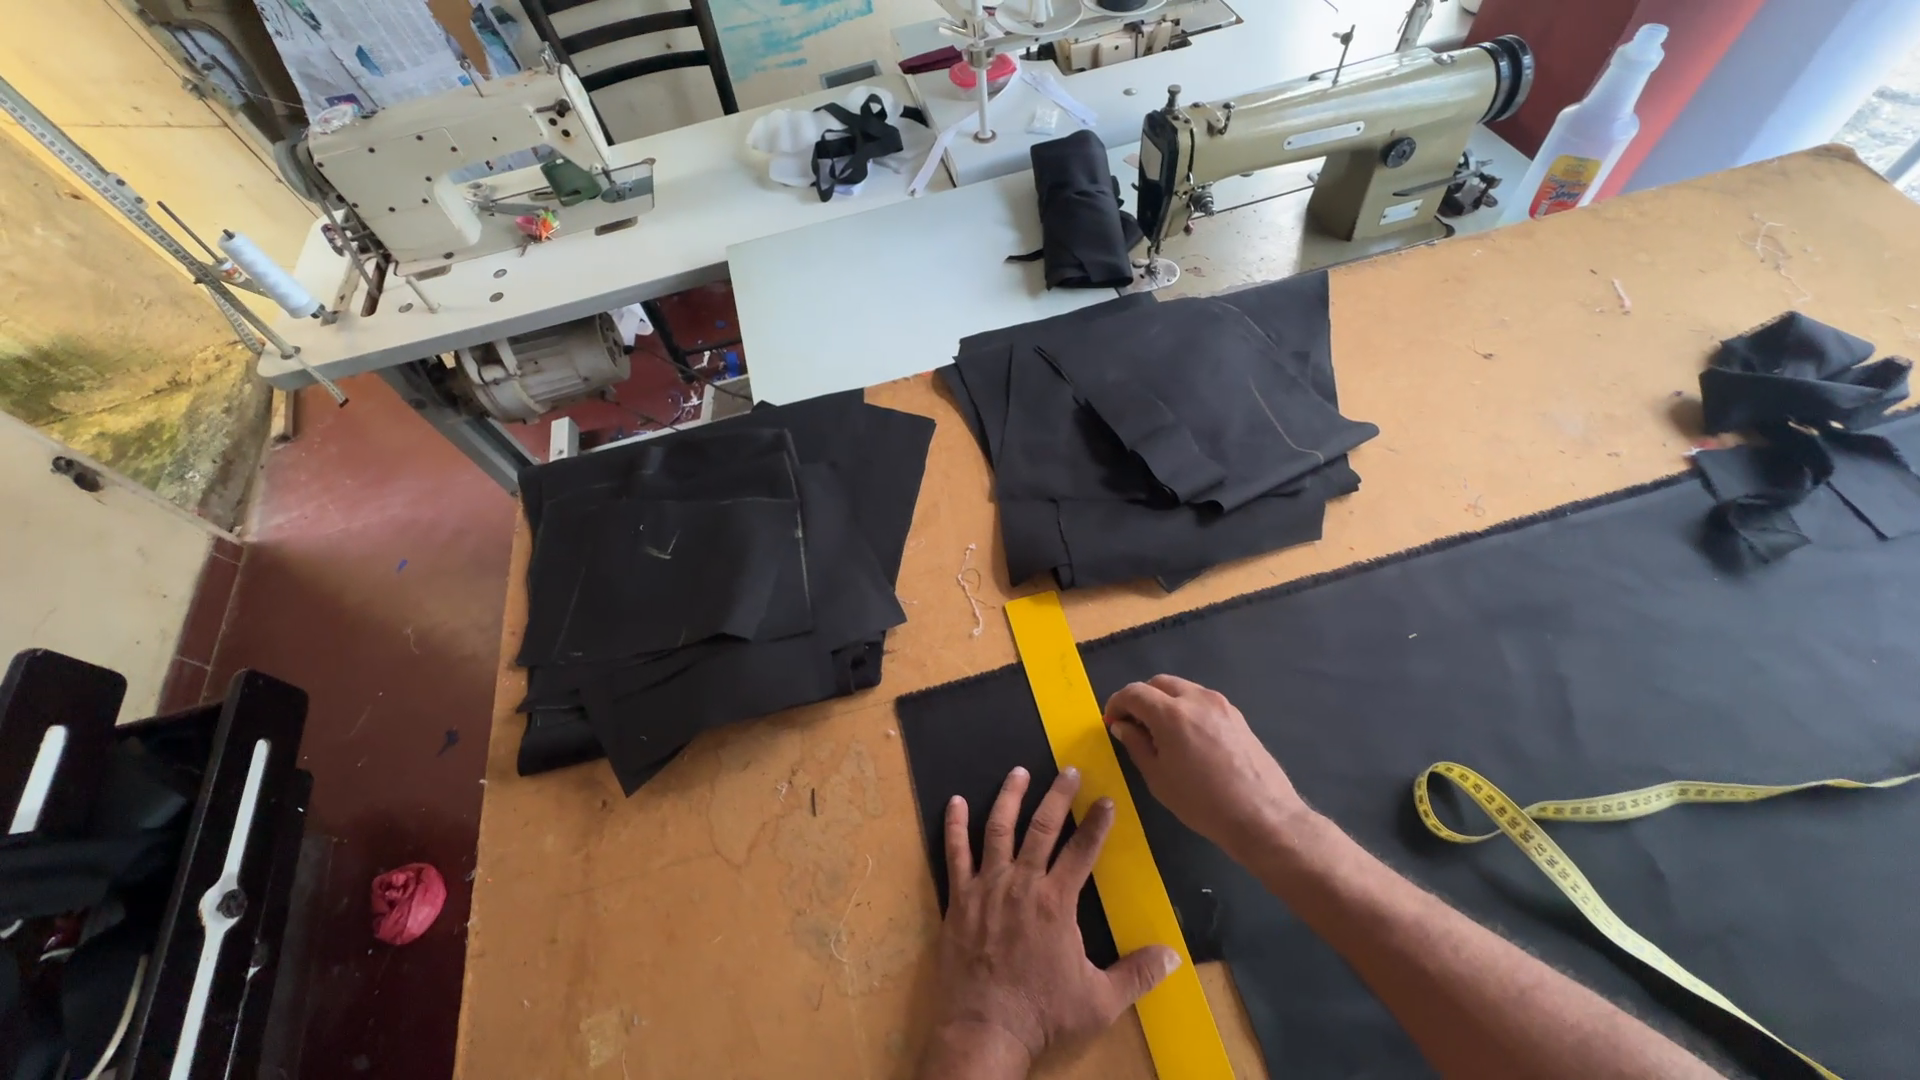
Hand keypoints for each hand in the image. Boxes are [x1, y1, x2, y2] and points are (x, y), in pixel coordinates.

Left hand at [921, 766, 1181, 1075]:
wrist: (984, 1030)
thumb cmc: (1042, 1015)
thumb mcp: (1099, 1001)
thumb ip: (1136, 974)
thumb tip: (1173, 956)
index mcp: (1056, 903)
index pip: (1082, 850)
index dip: (1096, 823)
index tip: (1106, 799)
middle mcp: (1022, 884)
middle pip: (1042, 828)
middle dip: (1057, 796)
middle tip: (1067, 771)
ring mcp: (987, 887)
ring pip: (998, 830)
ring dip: (1009, 798)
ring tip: (1018, 772)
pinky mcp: (959, 898)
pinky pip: (955, 854)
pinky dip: (954, 826)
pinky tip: (954, 802)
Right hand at [1103, 674, 1310, 857]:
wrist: (1262, 816)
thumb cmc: (1202, 802)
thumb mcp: (1158, 778)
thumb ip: (1136, 745)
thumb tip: (1123, 726)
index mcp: (1171, 713)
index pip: (1134, 692)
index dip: (1117, 704)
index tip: (1112, 722)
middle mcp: (1197, 699)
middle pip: (1159, 683)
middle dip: (1141, 698)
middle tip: (1134, 725)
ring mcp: (1221, 705)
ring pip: (1183, 689)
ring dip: (1165, 702)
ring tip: (1161, 733)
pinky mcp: (1237, 716)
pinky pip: (1202, 701)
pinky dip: (1186, 709)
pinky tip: (1188, 738)